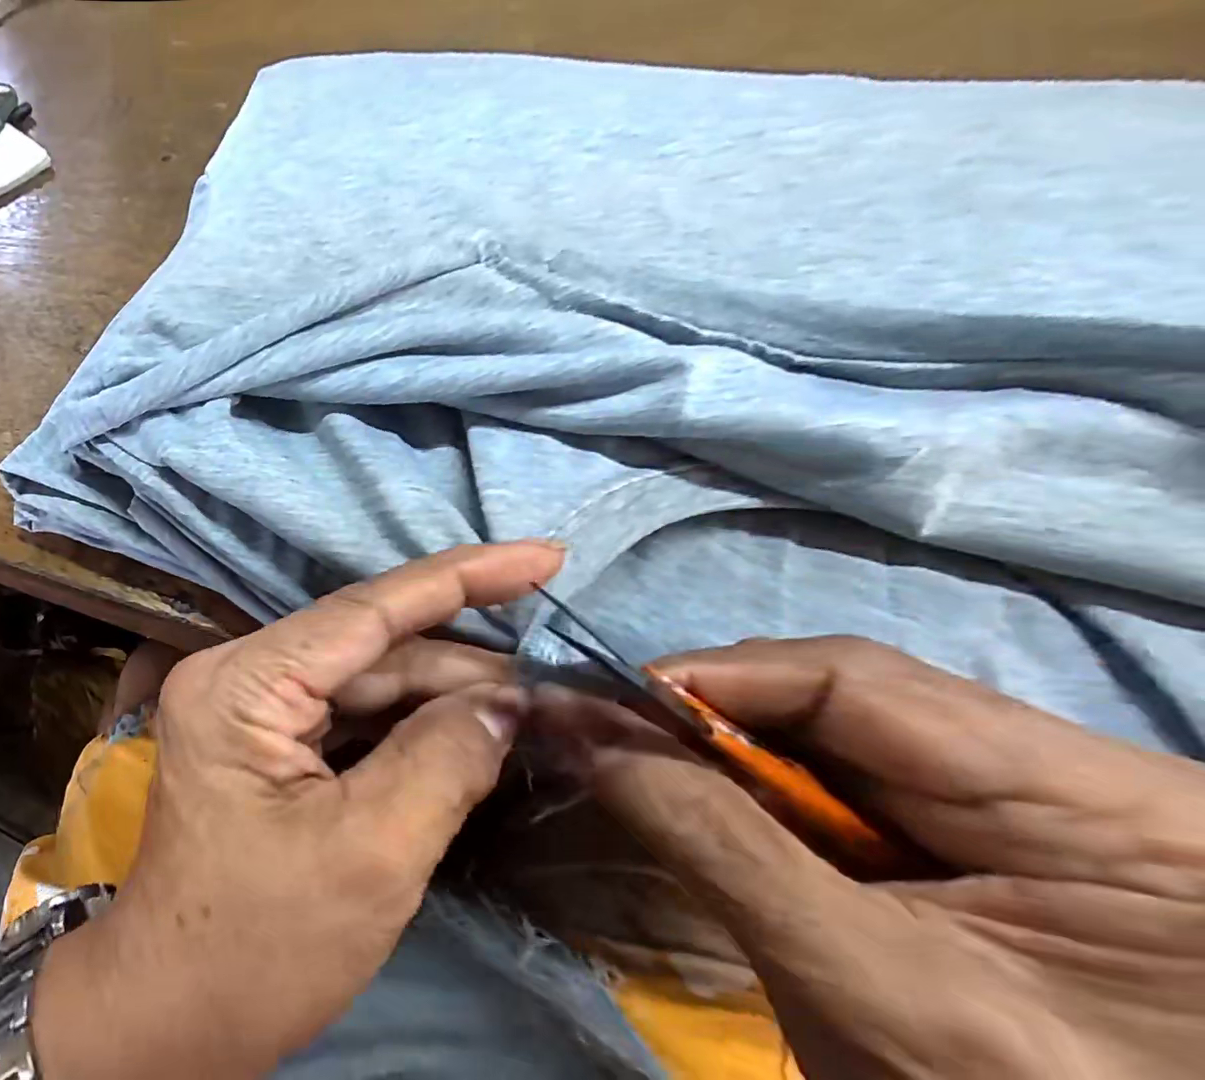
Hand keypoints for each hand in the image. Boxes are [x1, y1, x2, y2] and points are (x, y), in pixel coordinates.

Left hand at [31, 541, 564, 1079]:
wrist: (174, 1017)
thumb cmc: (261, 947)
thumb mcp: (372, 854)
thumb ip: (447, 758)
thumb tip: (509, 699)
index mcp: (242, 684)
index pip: (366, 611)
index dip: (462, 579)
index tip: (543, 556)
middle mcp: (238, 676)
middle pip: (372, 648)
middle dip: (465, 662)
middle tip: (555, 678)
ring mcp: (248, 708)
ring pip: (367, 682)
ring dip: (445, 695)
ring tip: (529, 708)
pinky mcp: (264, 742)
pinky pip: (351, 715)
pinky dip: (412, 724)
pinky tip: (470, 731)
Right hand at [536, 636, 1204, 1079]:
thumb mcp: (867, 990)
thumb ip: (724, 847)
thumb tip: (588, 738)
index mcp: (1110, 804)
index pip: (863, 681)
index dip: (718, 679)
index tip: (610, 707)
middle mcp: (1078, 779)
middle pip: (846, 700)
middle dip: (712, 720)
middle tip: (608, 738)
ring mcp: (1035, 810)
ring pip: (838, 738)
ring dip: (730, 757)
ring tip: (643, 768)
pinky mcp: (992, 844)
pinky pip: (851, 785)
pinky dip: (765, 795)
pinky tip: (716, 810)